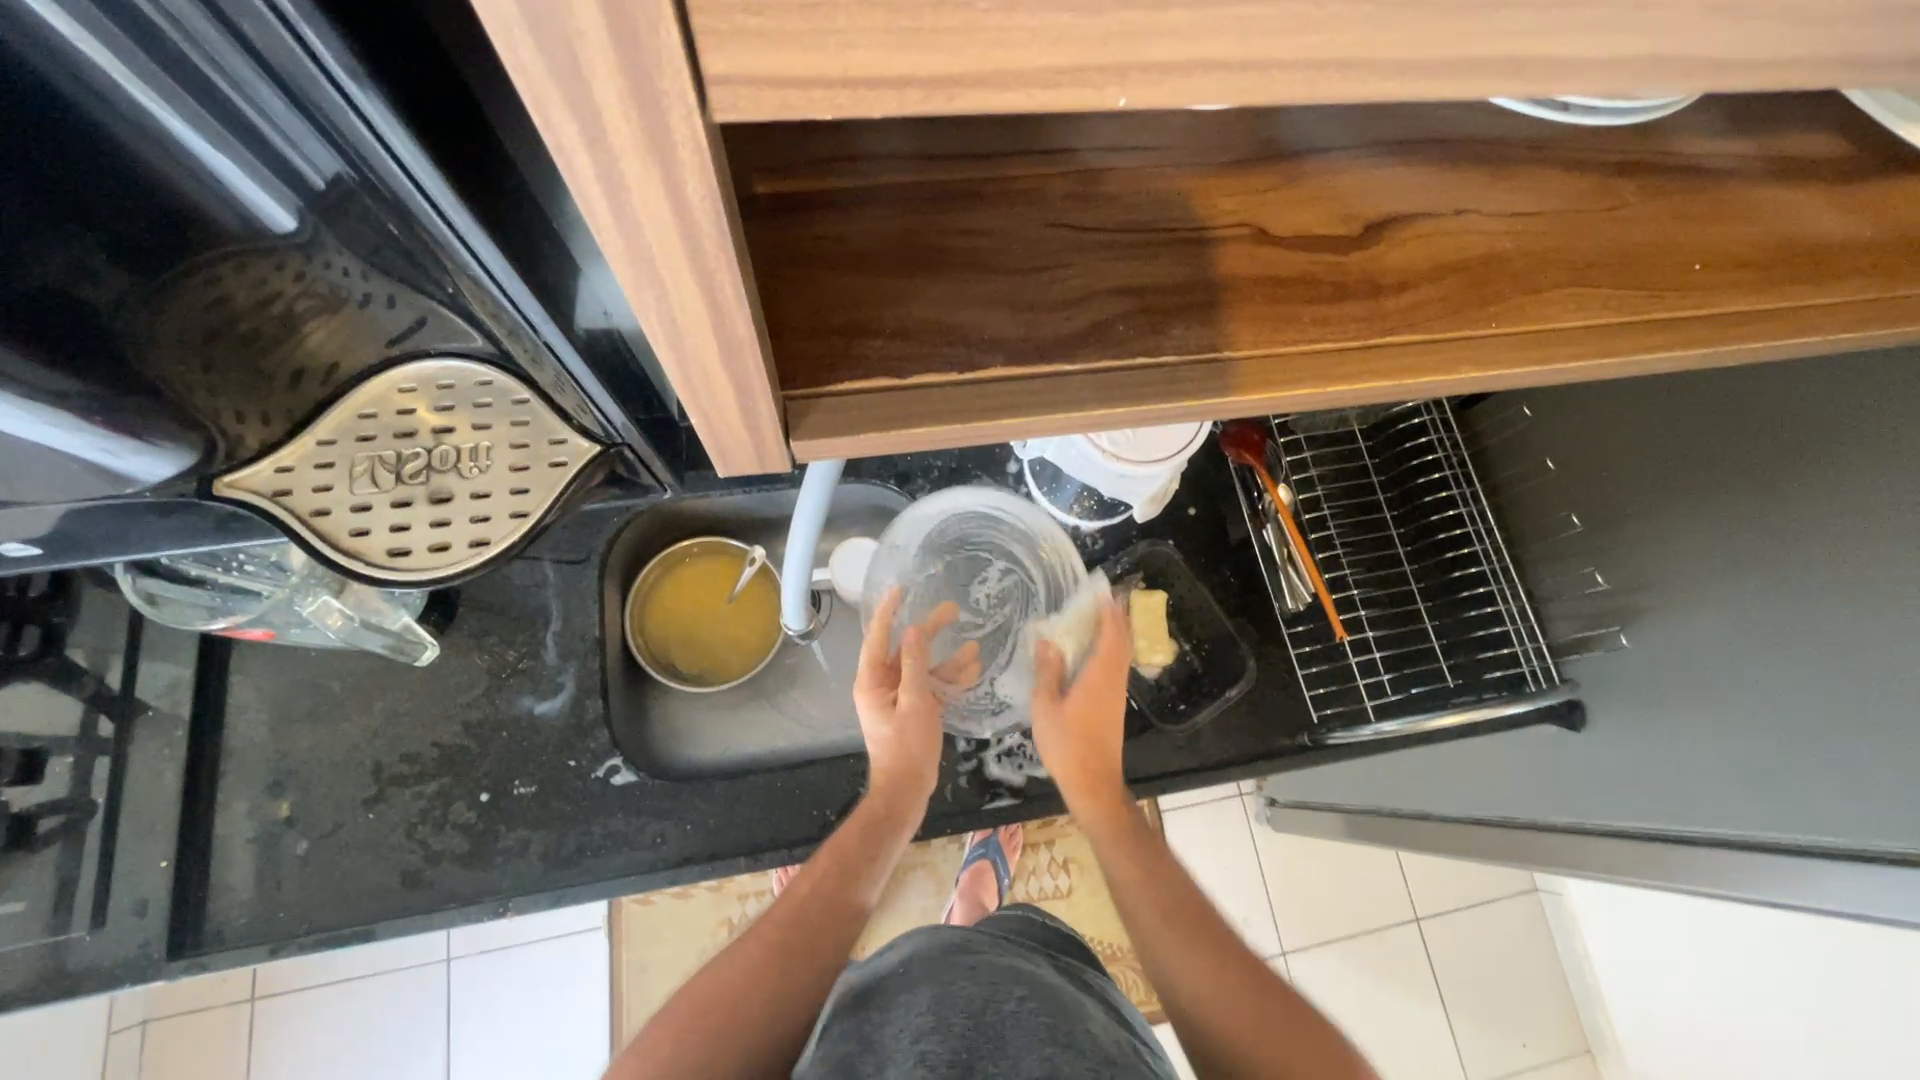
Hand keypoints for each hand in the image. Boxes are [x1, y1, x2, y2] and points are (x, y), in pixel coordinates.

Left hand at [854, 587, 981, 803]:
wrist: (906, 791)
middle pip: (906, 649)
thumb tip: (913, 631)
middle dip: (929, 632)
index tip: (901, 589)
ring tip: (975, 646)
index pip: (878, 636)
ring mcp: (899, 698)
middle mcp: (882, 685)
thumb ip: (915, 665)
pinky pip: (931, 687)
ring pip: (924, 669)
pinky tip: (972, 670)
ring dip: (948, 659)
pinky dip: (949, 680)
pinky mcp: (914, 710)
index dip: (889, 611)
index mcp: (872, 681)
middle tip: (952, 610)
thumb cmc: (906, 748)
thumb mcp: (914, 703)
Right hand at [1031, 595, 1131, 812]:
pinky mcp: (1115, 706)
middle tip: (1107, 597)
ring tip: (1103, 617)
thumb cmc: (1066, 745)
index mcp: (1098, 676)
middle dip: (1117, 617)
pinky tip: (1098, 652)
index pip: (1110, 634)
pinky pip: (1117, 667)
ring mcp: (1117, 694)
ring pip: (1122, 655)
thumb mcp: (1046, 707)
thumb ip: (1047, 671)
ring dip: (1116, 633)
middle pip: (1122, 641)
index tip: (1104, 591)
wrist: (1093, 783)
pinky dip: (1112, 650)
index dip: (1109, 612)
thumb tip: (1048, 640)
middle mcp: (1113, 680)